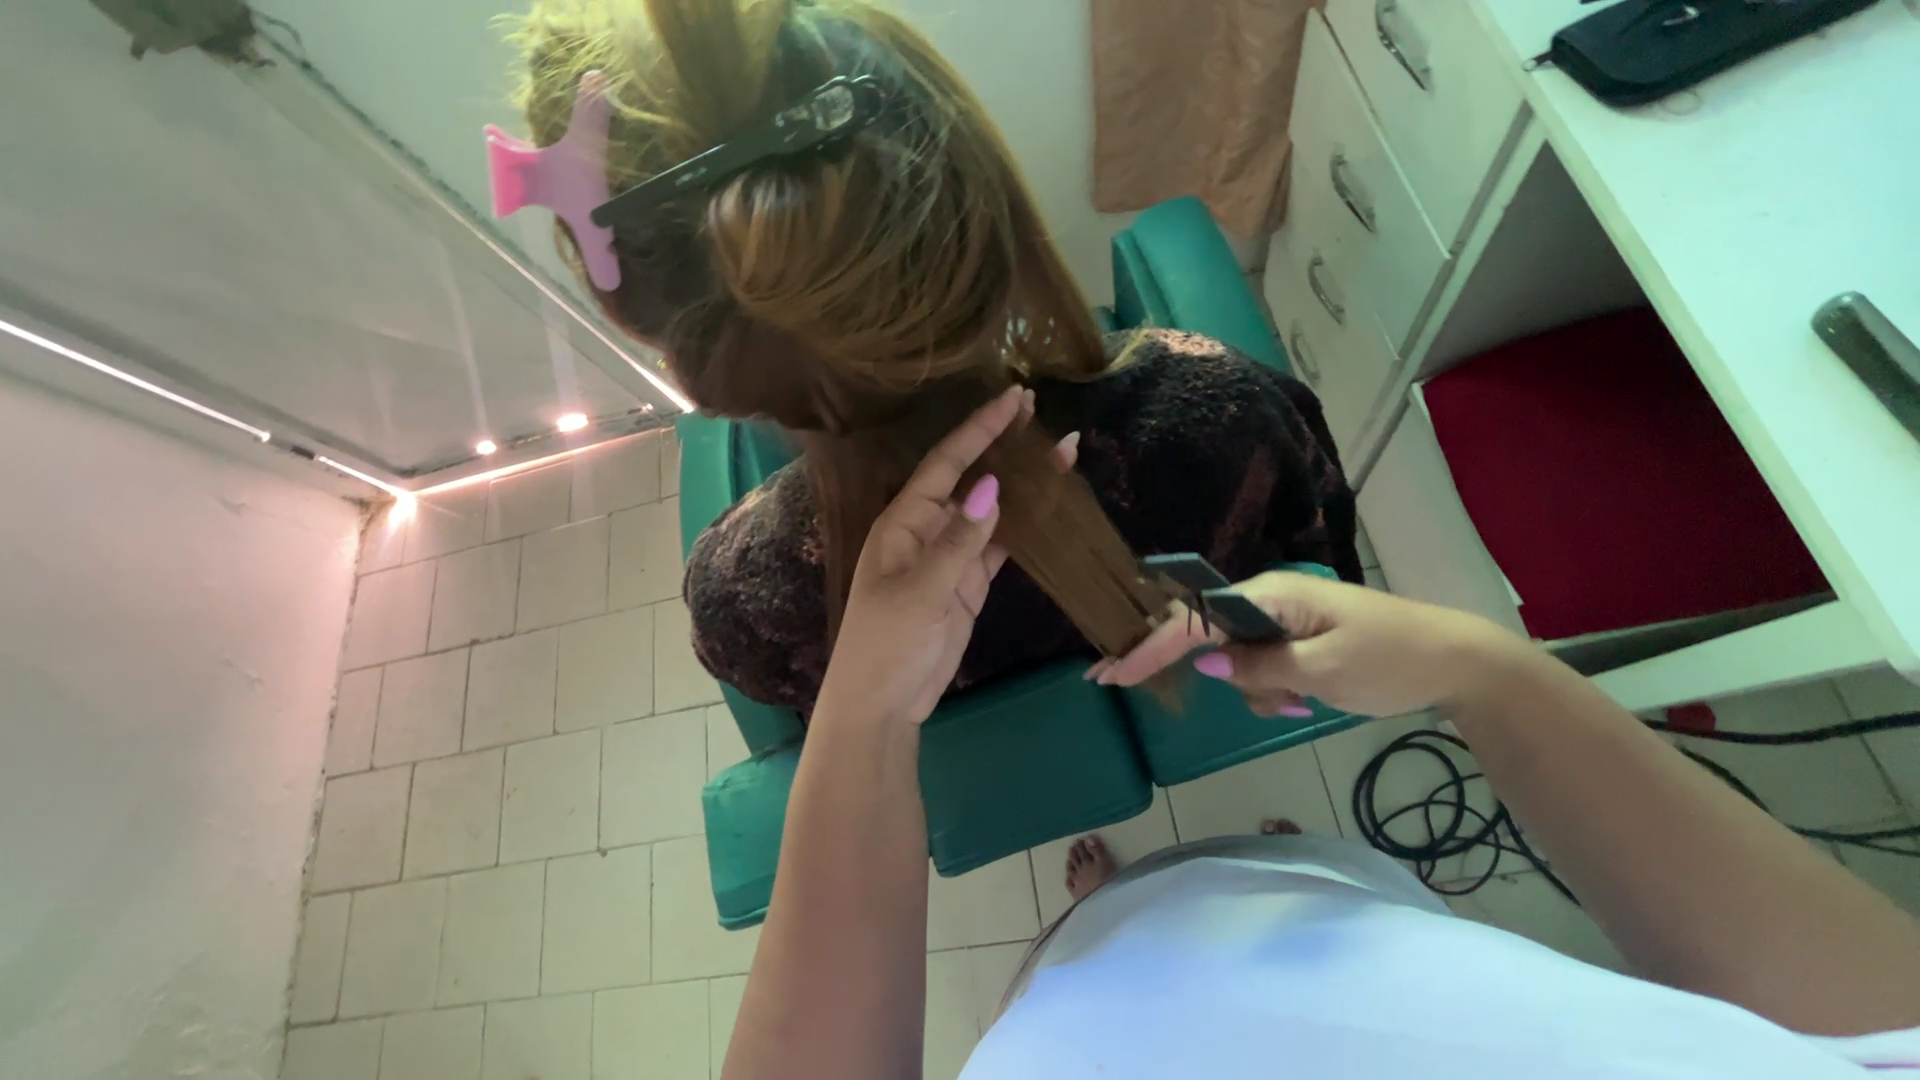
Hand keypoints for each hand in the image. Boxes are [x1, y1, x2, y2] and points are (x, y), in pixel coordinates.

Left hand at [818, 388, 1075, 726]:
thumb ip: (958, 541)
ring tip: (1061, 454)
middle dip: (1003, 446)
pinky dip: (1023, 527)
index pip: (946, 463)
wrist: (883, 703)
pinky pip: (999, 546)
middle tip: (1040, 411)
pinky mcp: (968, 584)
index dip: (980, 429)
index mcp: (904, 522)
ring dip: (1023, 487)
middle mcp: (927, 530)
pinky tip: (1049, 506)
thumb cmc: (887, 643)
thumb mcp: (920, 591)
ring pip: (992, 511)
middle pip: (972, 479)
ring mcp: (950, 557)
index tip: (1014, 398)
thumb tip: (991, 487)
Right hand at [1097, 571, 1532, 717]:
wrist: (1458, 661)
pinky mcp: (1298, 639)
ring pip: (1235, 659)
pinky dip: (1272, 690)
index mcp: (1272, 596)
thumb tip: (1204, 661)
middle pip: (1204, 633)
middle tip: (1121, 682)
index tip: (1110, 671)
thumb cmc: (1392, 660)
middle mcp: (1270, 601)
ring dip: (1252, 689)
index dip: (1149, 646)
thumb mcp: (1324, 671)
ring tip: (1296, 705)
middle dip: (1183, 664)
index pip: (1195, 621)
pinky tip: (1304, 702)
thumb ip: (1260, 667)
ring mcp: (1284, 621)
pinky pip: (1262, 667)